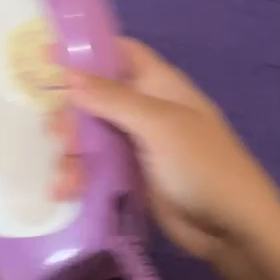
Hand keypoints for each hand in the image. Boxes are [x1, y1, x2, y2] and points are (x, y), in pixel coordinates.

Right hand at [65, 40, 279, 262]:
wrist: (232, 227)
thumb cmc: (201, 164)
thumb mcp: (158, 125)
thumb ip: (112, 99)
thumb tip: (68, 74)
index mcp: (158, 84)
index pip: (119, 52)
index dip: (86, 51)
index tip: (46, 58)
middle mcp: (145, 108)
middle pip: (94, 97)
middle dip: (71, 113)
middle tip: (58, 137)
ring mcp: (137, 144)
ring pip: (90, 135)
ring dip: (72, 153)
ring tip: (65, 180)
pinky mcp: (131, 177)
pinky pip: (96, 167)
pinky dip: (79, 176)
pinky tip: (65, 192)